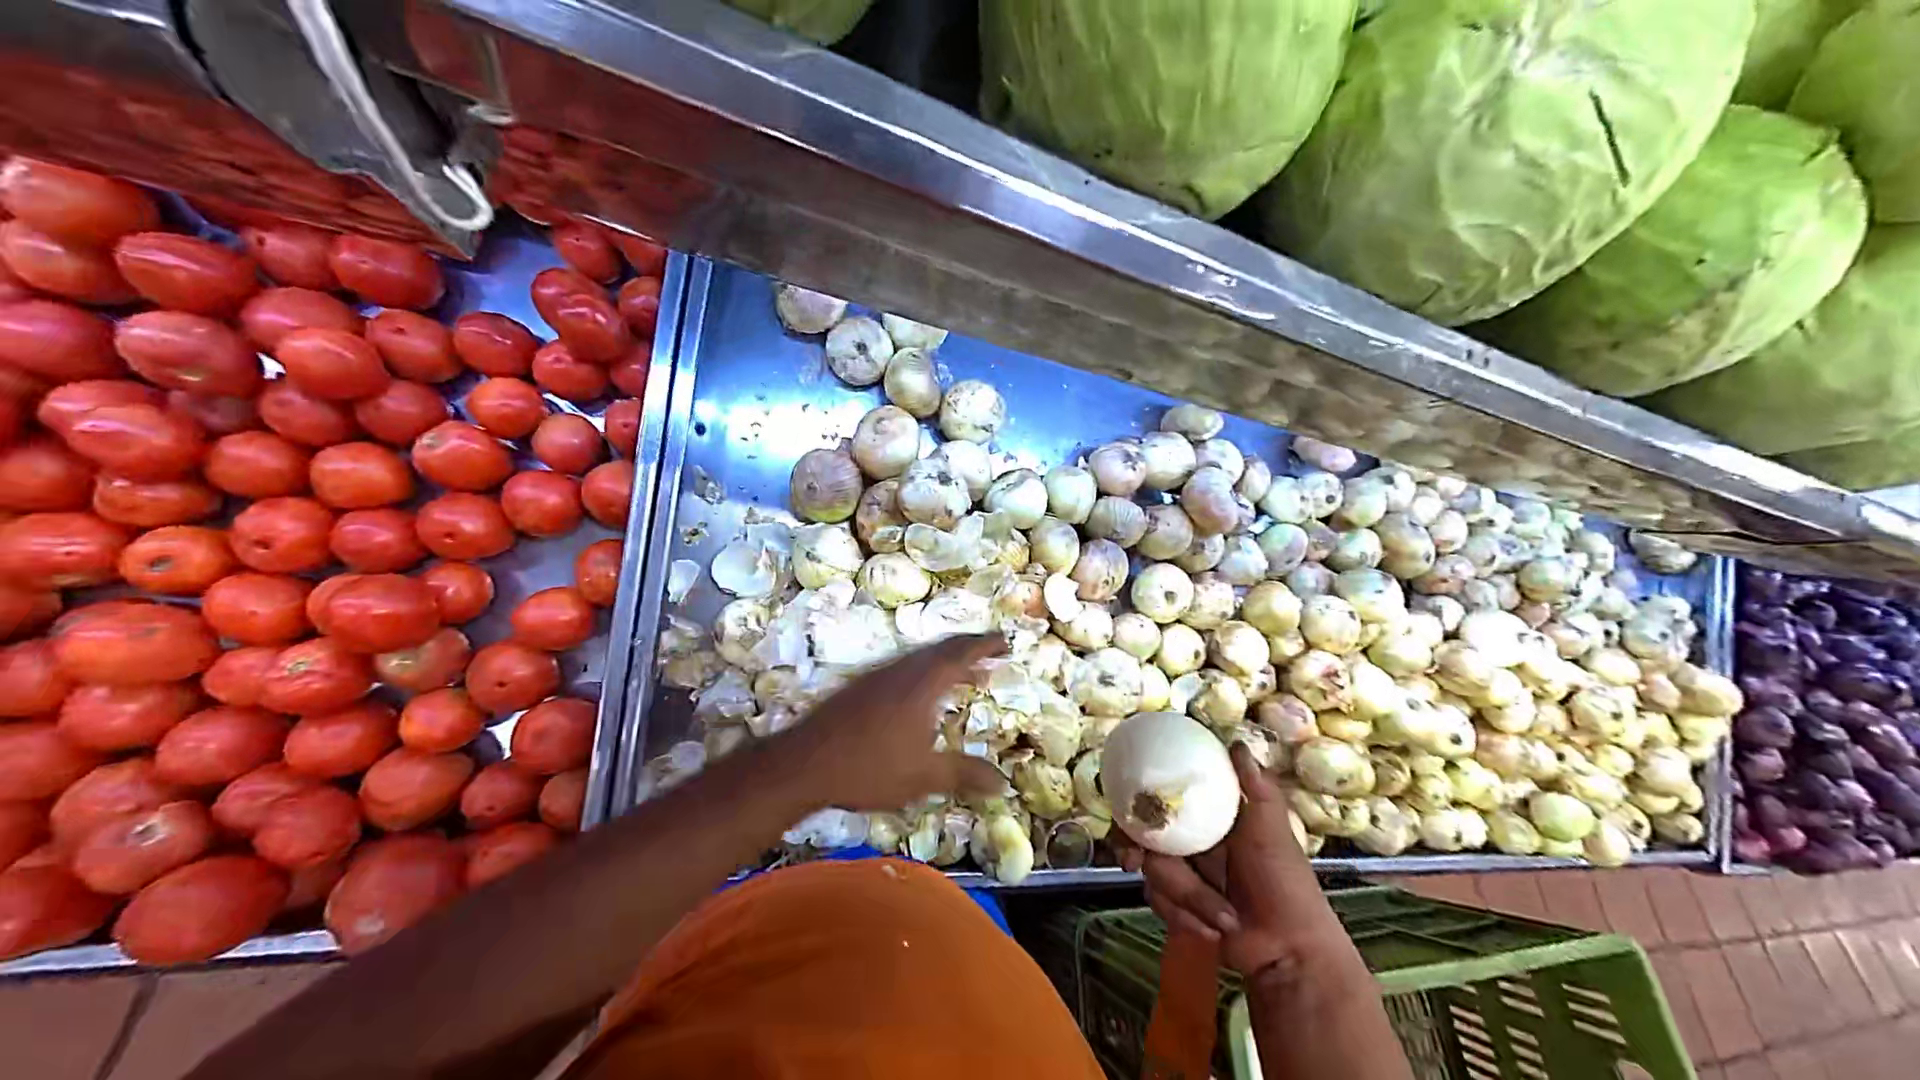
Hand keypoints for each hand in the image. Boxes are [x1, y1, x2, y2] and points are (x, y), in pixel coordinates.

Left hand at [774, 634, 1008, 810]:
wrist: (803, 764)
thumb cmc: (869, 767)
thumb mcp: (923, 776)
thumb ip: (964, 774)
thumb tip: (1003, 783)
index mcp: (922, 683)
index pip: (960, 654)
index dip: (985, 645)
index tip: (1004, 641)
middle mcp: (901, 671)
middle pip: (940, 650)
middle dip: (968, 650)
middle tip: (990, 655)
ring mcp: (877, 677)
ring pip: (920, 659)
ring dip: (946, 663)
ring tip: (965, 679)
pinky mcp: (860, 688)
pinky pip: (903, 669)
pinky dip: (925, 674)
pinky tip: (922, 699)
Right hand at [1119, 743, 1327, 975]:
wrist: (1288, 953)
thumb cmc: (1284, 884)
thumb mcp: (1273, 830)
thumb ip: (1256, 787)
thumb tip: (1235, 743)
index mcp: (1209, 816)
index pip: (1163, 795)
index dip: (1138, 797)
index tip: (1128, 806)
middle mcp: (1189, 839)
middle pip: (1143, 833)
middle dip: (1137, 850)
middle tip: (1131, 860)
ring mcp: (1181, 873)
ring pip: (1153, 872)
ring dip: (1186, 897)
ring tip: (1223, 917)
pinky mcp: (1177, 906)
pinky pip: (1158, 902)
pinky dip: (1184, 918)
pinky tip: (1212, 930)